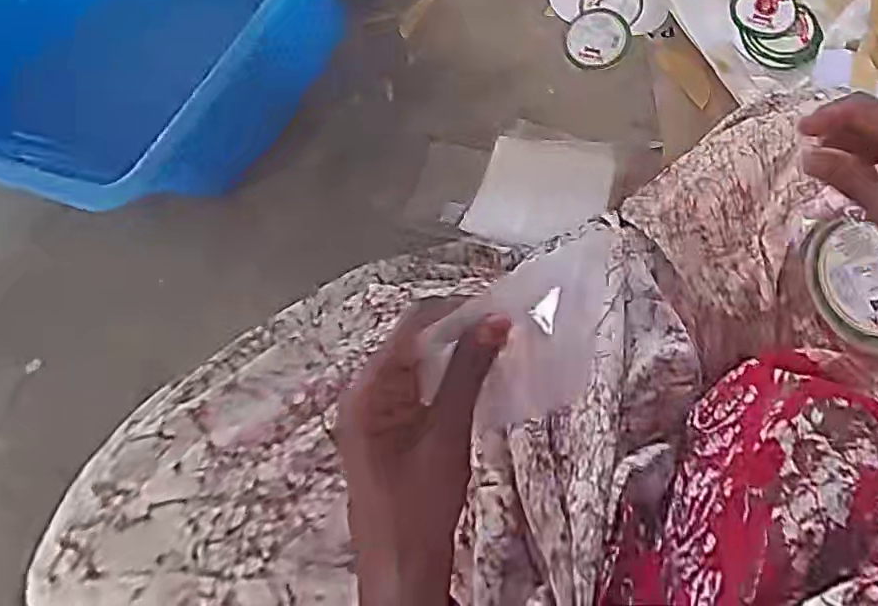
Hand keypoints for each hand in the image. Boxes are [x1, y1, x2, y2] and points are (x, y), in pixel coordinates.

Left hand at [337, 301, 506, 605]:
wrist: (403, 572)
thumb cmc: (418, 507)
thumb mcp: (447, 431)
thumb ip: (469, 370)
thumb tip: (496, 319)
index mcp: (368, 388)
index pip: (415, 324)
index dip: (459, 309)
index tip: (502, 305)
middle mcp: (369, 390)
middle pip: (419, 337)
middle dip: (463, 326)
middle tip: (509, 324)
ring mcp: (382, 407)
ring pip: (427, 357)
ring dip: (463, 348)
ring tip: (504, 342)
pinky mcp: (397, 423)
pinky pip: (428, 380)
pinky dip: (457, 370)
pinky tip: (486, 370)